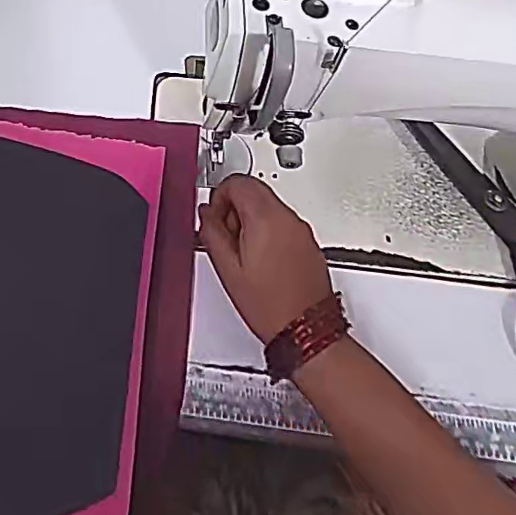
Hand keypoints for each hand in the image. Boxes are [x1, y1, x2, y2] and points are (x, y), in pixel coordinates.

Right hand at [199, 175, 332, 342]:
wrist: (307, 332)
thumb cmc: (271, 307)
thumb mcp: (228, 268)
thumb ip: (212, 232)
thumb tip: (206, 214)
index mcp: (265, 219)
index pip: (237, 182)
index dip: (219, 196)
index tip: (215, 216)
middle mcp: (288, 218)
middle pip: (254, 188)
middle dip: (234, 205)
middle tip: (225, 232)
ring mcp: (301, 229)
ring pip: (269, 204)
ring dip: (250, 217)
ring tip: (242, 250)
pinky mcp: (309, 242)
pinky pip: (283, 221)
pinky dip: (268, 228)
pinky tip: (260, 258)